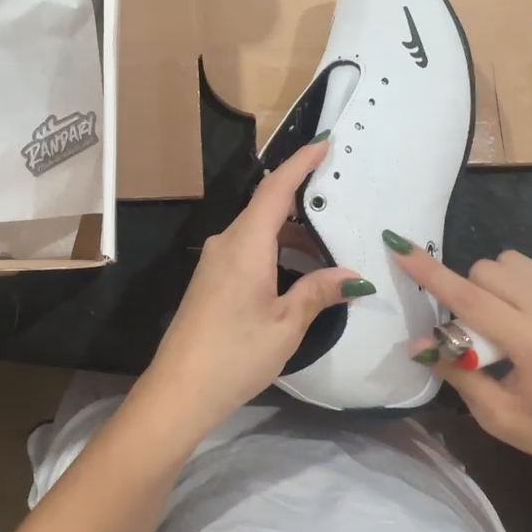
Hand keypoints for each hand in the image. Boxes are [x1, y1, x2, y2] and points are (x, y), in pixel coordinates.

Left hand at [137, 139, 371, 436]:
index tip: (324, 141)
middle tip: (342, 202)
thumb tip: (352, 277)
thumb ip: (318, 293)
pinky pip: (249, 250)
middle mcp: (227, 243)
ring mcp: (215, 261)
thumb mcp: (286, 325)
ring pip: (259, 232)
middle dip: (304, 202)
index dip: (300, 162)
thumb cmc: (235, 353)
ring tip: (331, 248)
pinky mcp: (211, 280)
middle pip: (268, 208)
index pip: (275, 189)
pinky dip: (277, 252)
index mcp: (246, 244)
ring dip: (293, 236)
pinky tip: (300, 274)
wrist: (178, 390)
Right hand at [390, 245, 531, 488]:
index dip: (432, 274)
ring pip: (510, 262)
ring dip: (493, 284)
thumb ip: (456, 370)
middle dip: (470, 292)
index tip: (400, 248)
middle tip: (481, 333)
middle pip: (487, 271)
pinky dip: (519, 286)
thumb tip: (415, 342)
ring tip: (506, 322)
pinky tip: (531, 320)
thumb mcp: (497, 415)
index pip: (471, 299)